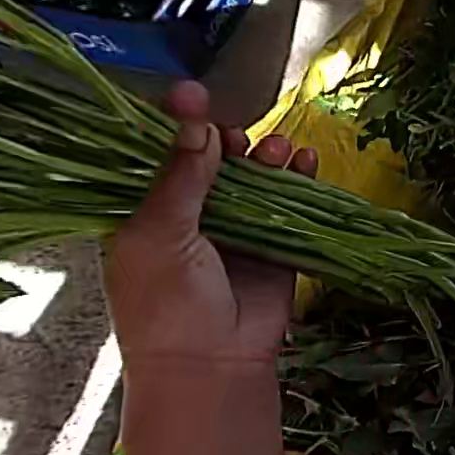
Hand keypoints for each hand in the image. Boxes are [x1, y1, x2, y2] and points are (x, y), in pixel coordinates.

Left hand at [104, 81, 319, 370]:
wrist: (213, 360)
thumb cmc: (166, 301)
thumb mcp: (160, 234)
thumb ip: (183, 180)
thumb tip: (200, 126)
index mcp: (147, 214)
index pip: (162, 157)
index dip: (177, 126)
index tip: (192, 94)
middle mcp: (193, 218)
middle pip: (215, 165)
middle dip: (228, 143)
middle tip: (241, 137)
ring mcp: (238, 233)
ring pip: (255, 183)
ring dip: (268, 161)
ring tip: (280, 148)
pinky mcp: (276, 248)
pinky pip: (289, 209)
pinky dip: (300, 184)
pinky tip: (307, 161)